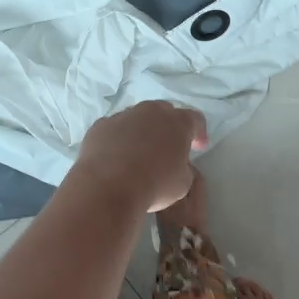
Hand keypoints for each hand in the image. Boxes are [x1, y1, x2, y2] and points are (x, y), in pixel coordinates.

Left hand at [74, 101, 207, 212]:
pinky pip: (114, 129)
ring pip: (137, 118)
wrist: (108, 186)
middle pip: (164, 112)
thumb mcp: (183, 183)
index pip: (195, 119)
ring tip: (138, 153)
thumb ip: (183, 167)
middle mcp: (151, 112)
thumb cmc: (154, 184)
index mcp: (178, 122)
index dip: (199, 133)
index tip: (198, 147)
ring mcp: (123, 116)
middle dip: (168, 126)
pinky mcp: (100, 125)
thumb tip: (176, 164)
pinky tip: (115, 156)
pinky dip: (118, 139)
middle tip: (168, 146)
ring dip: (141, 131)